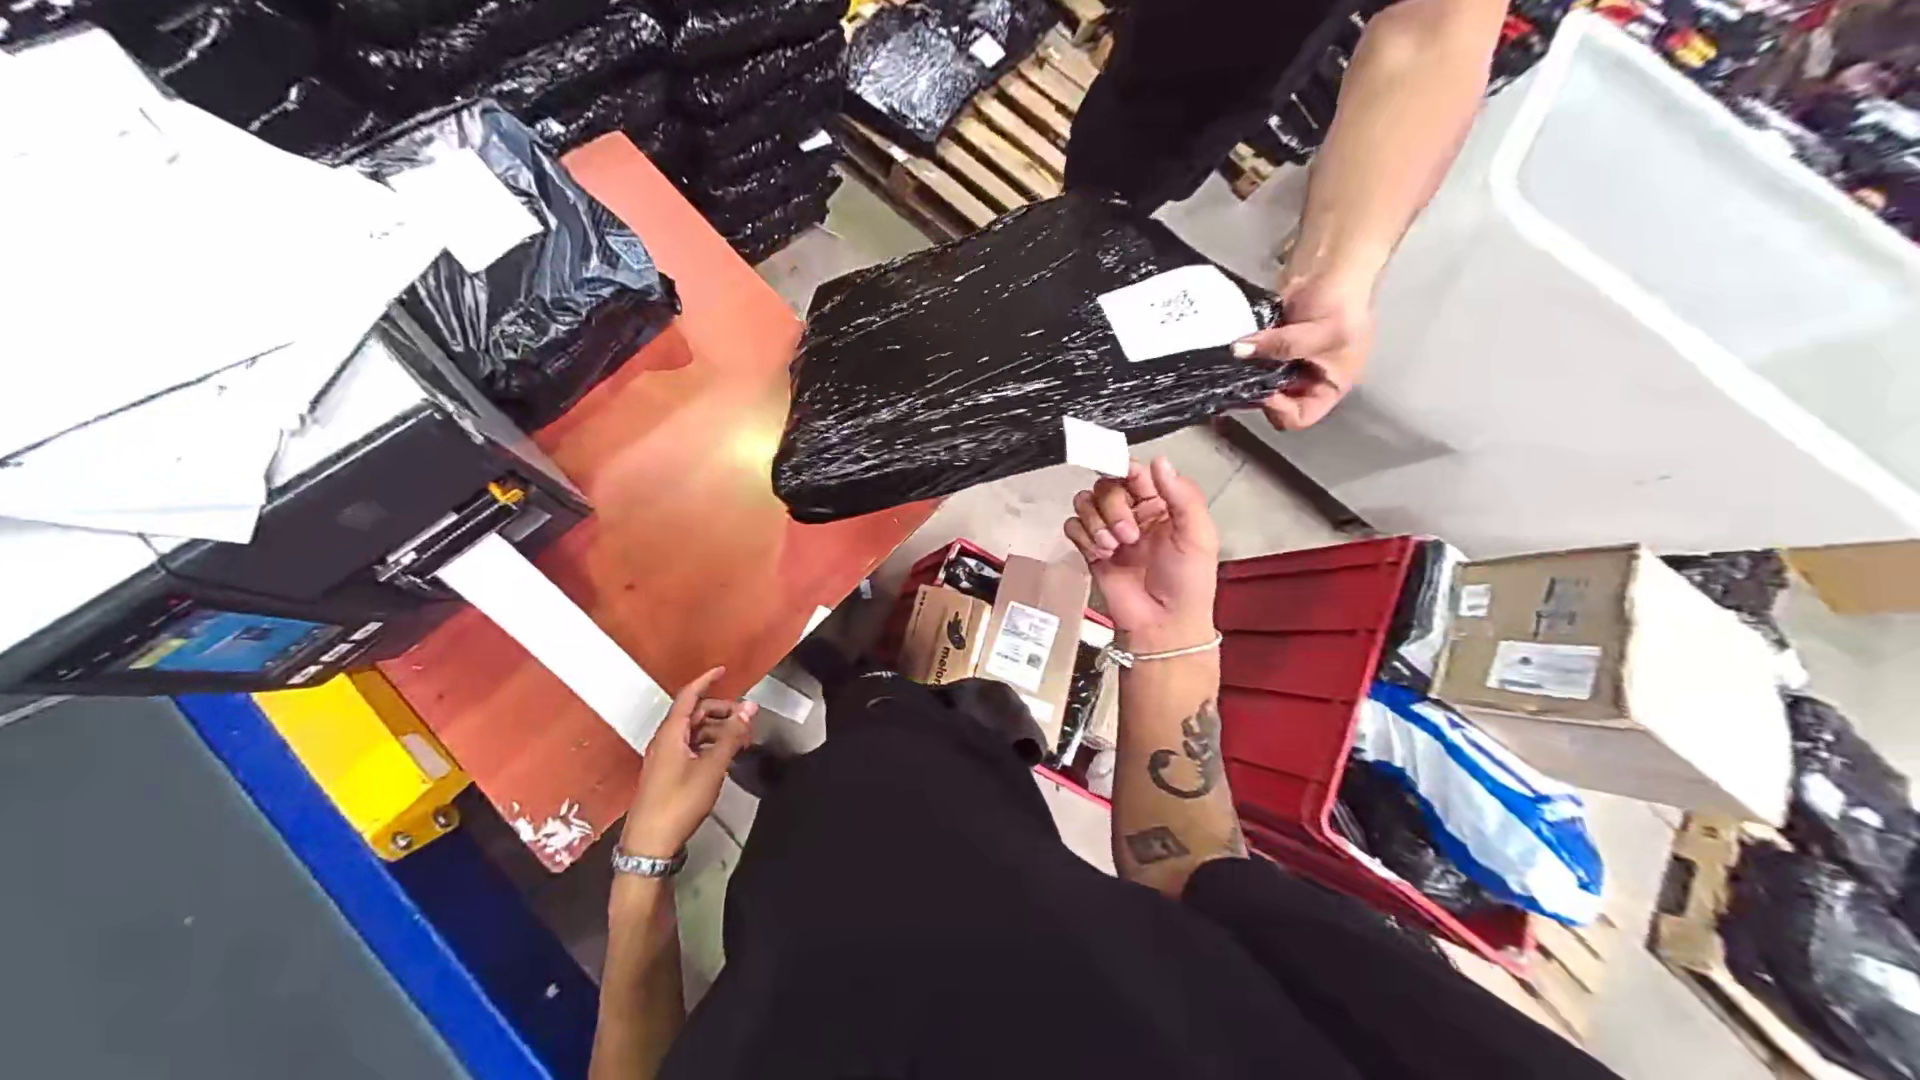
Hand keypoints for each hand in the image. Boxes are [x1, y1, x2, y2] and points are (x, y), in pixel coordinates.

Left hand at [619, 666, 756, 857]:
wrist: (649, 844)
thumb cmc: (679, 802)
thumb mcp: (712, 767)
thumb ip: (732, 735)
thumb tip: (749, 707)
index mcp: (671, 733)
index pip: (689, 696)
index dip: (706, 680)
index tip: (723, 670)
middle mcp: (665, 740)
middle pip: (695, 713)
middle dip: (722, 711)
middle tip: (746, 719)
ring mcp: (665, 757)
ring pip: (694, 731)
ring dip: (718, 729)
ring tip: (742, 739)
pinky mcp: (668, 772)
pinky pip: (692, 747)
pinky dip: (710, 744)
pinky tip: (726, 756)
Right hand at [1063, 456, 1217, 650]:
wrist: (1162, 625)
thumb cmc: (1188, 584)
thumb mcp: (1198, 535)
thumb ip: (1182, 495)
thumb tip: (1160, 461)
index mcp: (1162, 504)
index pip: (1135, 472)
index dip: (1123, 468)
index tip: (1117, 473)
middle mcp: (1134, 513)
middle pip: (1105, 486)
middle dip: (1112, 508)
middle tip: (1127, 535)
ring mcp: (1110, 531)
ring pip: (1085, 502)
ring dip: (1095, 522)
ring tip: (1112, 547)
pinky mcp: (1091, 550)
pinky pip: (1073, 527)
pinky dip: (1081, 536)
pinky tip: (1099, 553)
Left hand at [1232, 271, 1373, 430]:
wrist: (1332, 267)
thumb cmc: (1341, 302)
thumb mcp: (1320, 331)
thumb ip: (1282, 345)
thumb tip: (1240, 349)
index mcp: (1329, 387)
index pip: (1300, 417)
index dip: (1281, 410)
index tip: (1267, 390)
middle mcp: (1307, 382)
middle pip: (1276, 405)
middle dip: (1258, 394)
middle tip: (1242, 379)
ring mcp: (1287, 366)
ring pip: (1259, 385)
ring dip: (1246, 377)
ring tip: (1235, 366)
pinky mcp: (1270, 350)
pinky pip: (1252, 363)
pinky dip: (1243, 360)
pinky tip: (1234, 352)